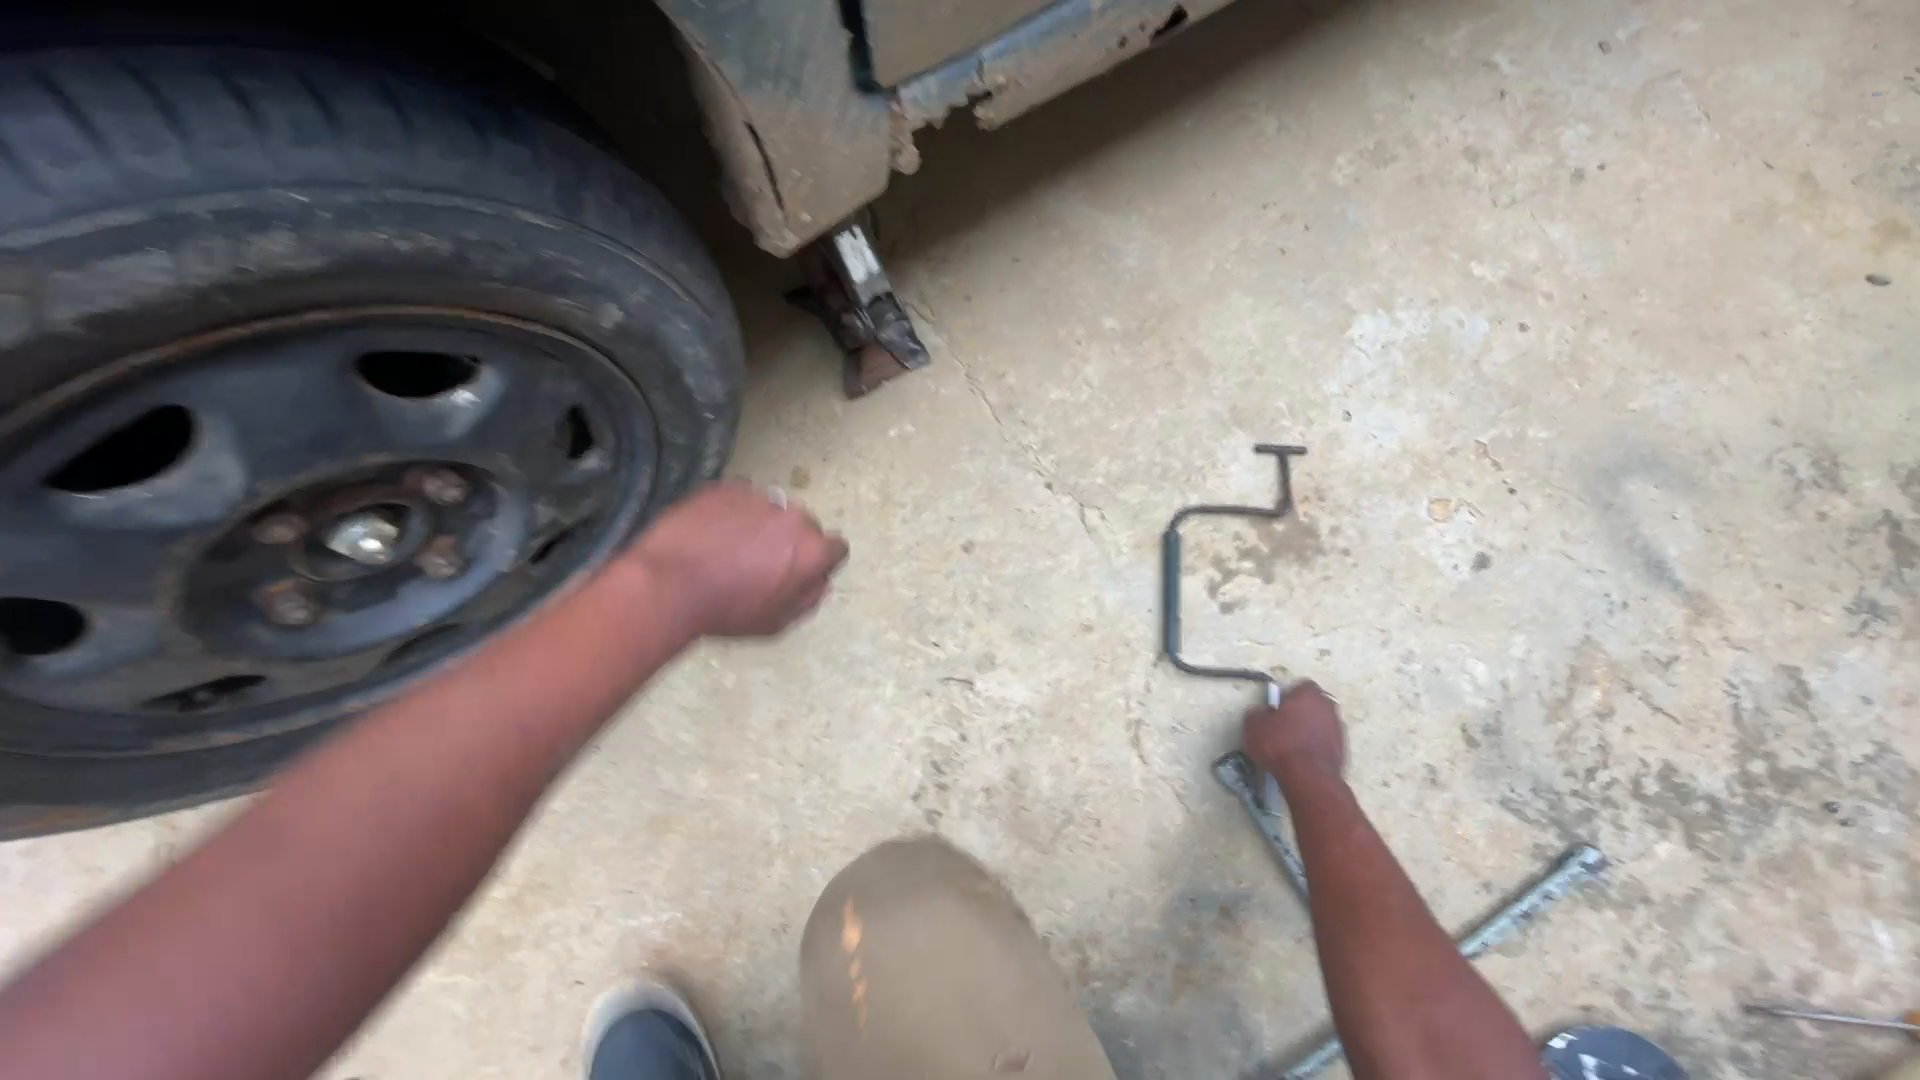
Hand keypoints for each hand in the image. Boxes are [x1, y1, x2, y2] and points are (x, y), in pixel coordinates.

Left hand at [623, 482, 848, 637]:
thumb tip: (819, 581)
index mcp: (810, 550)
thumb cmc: (726, 610)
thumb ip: (808, 599)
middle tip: (760, 563)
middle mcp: (792, 516)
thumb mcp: (776, 622)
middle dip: (789, 541)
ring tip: (730, 548)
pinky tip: (710, 534)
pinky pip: (738, 498)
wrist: (667, 584)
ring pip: (770, 510)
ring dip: (761, 525)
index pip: (836, 548)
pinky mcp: (725, 487)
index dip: (819, 561)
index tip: (799, 572)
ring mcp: (757, 497)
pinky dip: (731, 512)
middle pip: (803, 525)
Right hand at [1243, 680, 1344, 783]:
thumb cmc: (1279, 744)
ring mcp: (1338, 729)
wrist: (1308, 778)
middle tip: (1283, 726)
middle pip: (1312, 705)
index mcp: (1308, 694)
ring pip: (1320, 723)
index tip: (1276, 709)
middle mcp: (1328, 706)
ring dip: (1309, 730)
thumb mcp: (1254, 725)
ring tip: (1292, 746)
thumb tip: (1263, 712)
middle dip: (1300, 713)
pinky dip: (1315, 747)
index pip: (1300, 686)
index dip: (1287, 696)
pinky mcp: (1343, 750)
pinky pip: (1325, 742)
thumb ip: (1258, 712)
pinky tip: (1302, 759)